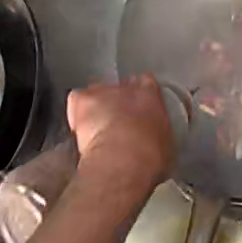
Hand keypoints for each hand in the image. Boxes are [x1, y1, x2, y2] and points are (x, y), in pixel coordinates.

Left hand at [66, 74, 174, 190]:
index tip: (138, 110)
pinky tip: (79, 128)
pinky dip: (76, 112)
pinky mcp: (83, 99)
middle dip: (118, 102)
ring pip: (96, 93)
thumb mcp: (165, 145)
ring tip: (94, 129)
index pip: (146, 83)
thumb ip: (157, 132)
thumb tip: (152, 139)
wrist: (124, 160)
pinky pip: (77, 99)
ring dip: (96, 107)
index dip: (139, 95)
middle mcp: (127, 87)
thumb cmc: (150, 157)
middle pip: (120, 87)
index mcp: (151, 96)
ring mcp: (103, 91)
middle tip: (116, 124)